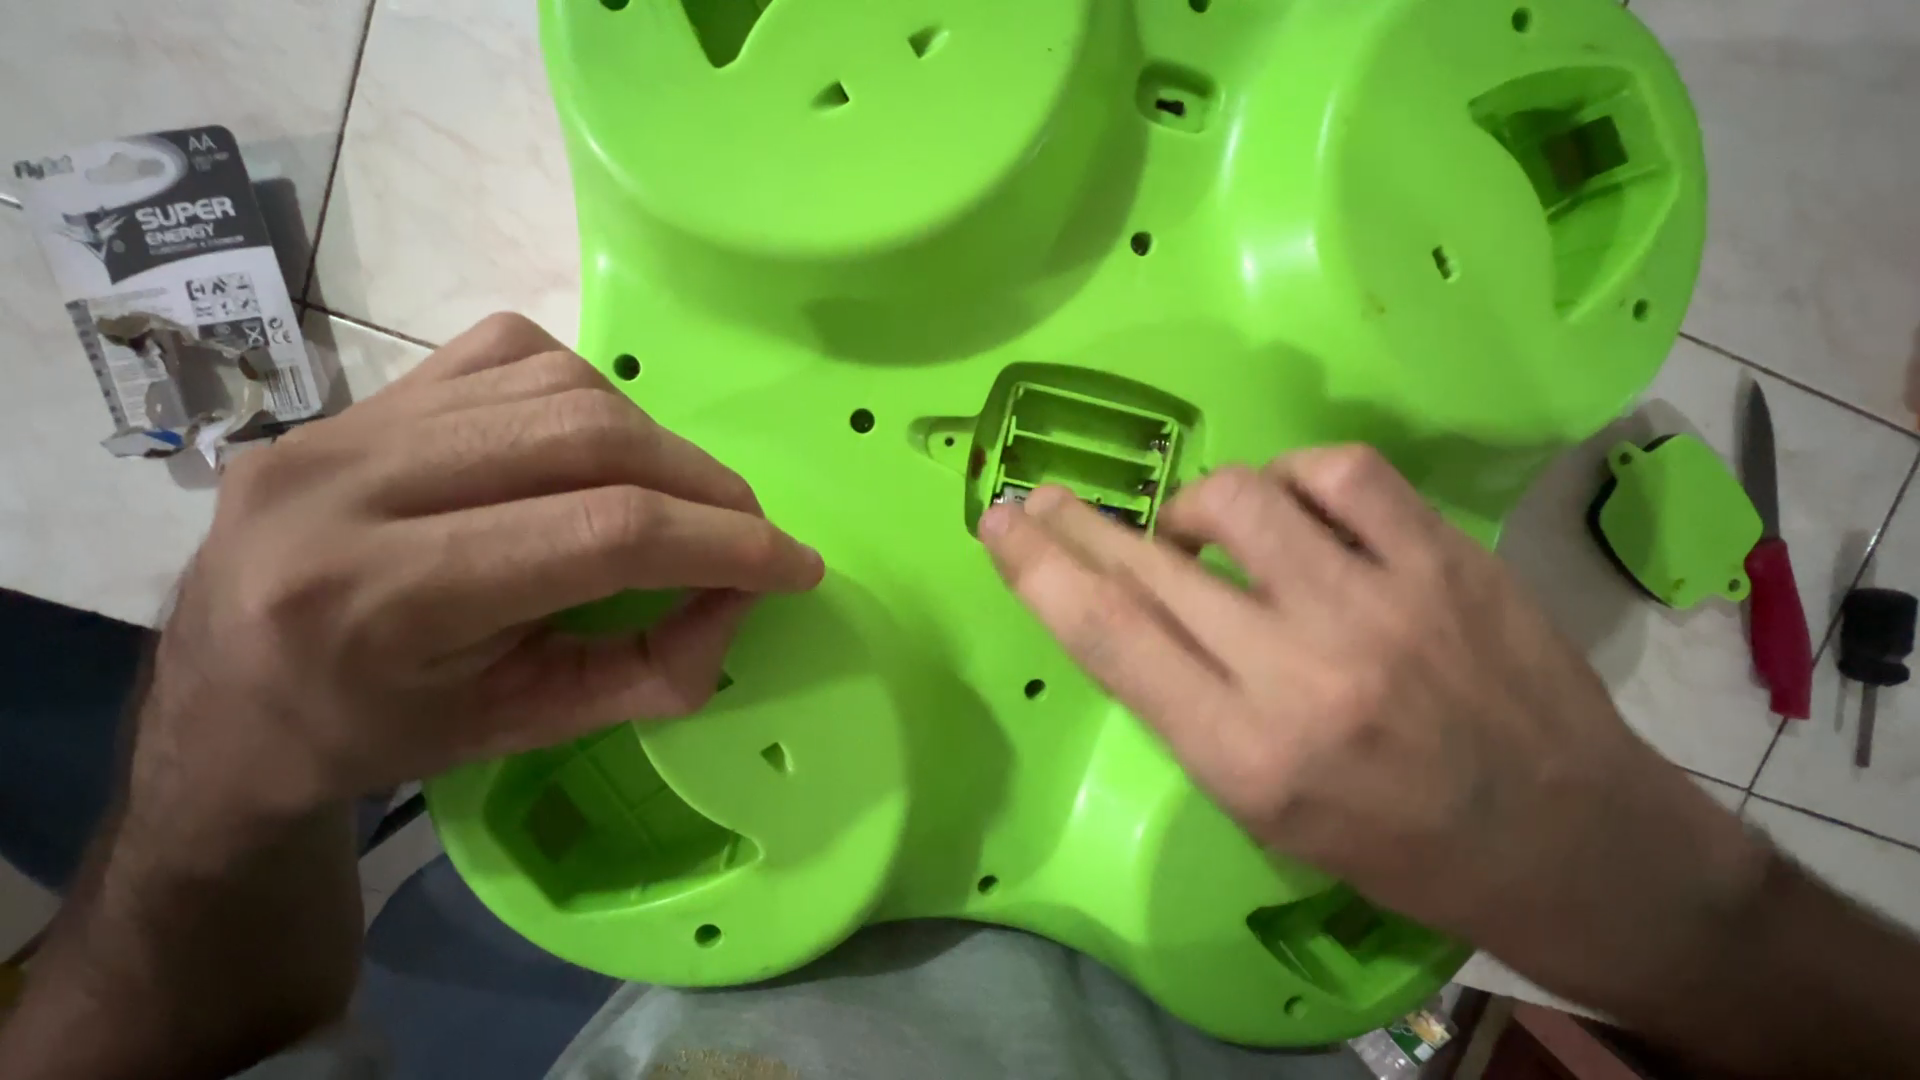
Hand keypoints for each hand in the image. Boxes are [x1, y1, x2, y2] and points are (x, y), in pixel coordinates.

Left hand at [139, 313, 823, 829]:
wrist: (231, 698)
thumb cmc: (386, 732)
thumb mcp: (531, 726)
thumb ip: (657, 669)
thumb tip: (744, 593)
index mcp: (384, 597)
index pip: (604, 534)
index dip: (726, 545)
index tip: (797, 567)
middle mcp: (350, 484)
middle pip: (592, 441)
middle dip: (706, 485)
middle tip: (751, 532)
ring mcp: (346, 423)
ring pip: (562, 386)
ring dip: (656, 441)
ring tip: (678, 498)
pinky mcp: (362, 394)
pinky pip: (515, 355)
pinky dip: (593, 396)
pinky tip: (599, 449)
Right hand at [978, 447, 1764, 985]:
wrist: (1570, 844)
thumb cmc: (1389, 839)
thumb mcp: (1260, 800)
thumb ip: (1185, 697)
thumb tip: (1128, 596)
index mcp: (1243, 754)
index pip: (1108, 637)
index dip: (1038, 569)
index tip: (998, 523)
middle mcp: (1302, 674)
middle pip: (1152, 566)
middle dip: (1076, 522)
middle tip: (1041, 496)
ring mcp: (1381, 607)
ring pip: (1238, 498)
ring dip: (1192, 505)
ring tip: (1199, 529)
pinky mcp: (1447, 560)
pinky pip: (1339, 472)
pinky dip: (1293, 477)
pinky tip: (1293, 506)